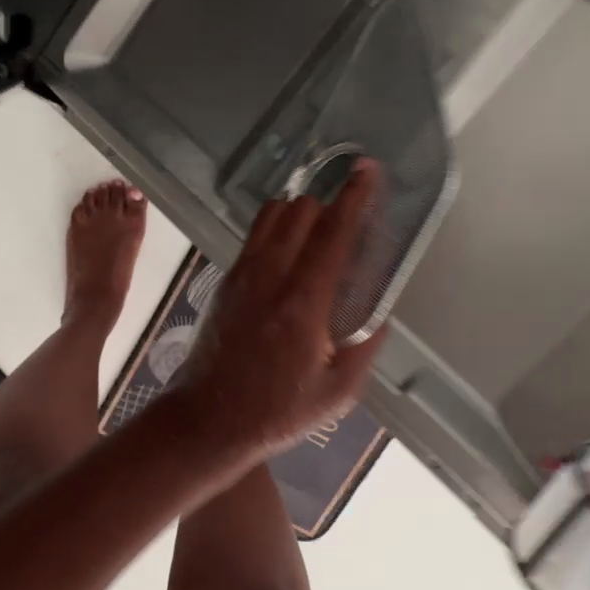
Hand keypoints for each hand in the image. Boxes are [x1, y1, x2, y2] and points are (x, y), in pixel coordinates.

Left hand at [165, 159, 387, 464]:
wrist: (209, 418)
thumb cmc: (278, 411)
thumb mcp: (339, 390)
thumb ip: (365, 346)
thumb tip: (380, 313)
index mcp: (304, 301)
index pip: (334, 232)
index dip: (354, 197)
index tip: (368, 170)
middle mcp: (271, 275)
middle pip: (302, 210)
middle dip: (330, 205)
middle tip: (348, 222)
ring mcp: (243, 272)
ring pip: (274, 213)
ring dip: (301, 211)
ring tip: (319, 232)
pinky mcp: (227, 278)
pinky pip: (256, 233)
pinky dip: (277, 226)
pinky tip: (290, 251)